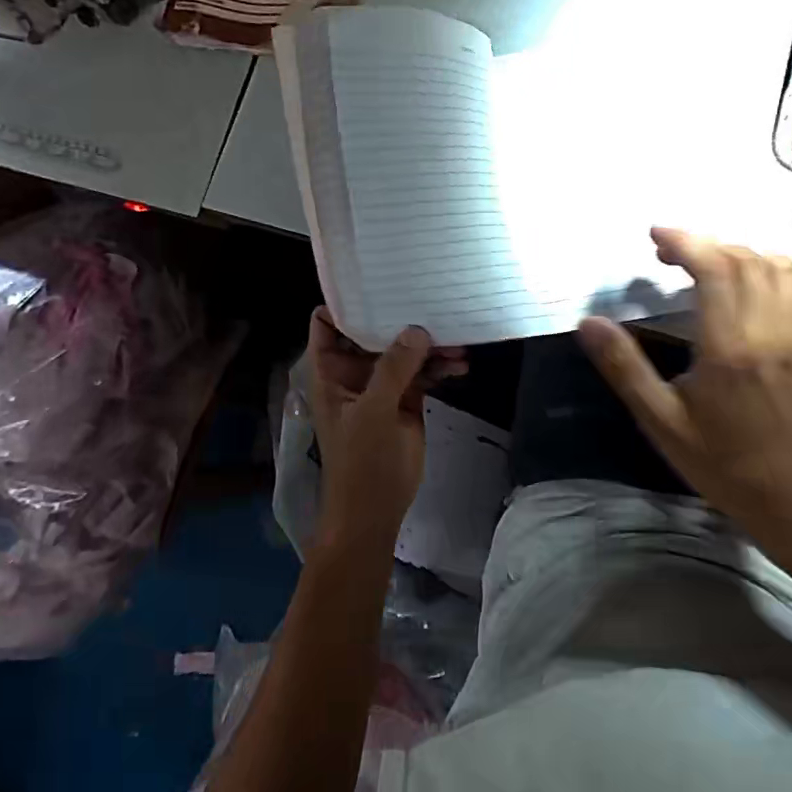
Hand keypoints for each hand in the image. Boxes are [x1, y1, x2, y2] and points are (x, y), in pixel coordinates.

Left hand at [304, 307, 467, 546]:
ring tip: (459, 341)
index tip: (376, 281)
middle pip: (375, 332)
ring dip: (430, 344)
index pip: (328, 325)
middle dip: (401, 318)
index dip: (346, 302)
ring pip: (406, 352)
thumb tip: (417, 329)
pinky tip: (462, 365)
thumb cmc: (360, 461)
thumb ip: (393, 369)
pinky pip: (425, 373)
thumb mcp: (373, 412)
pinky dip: (442, 366)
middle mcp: (355, 372)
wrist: (375, 510)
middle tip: (433, 301)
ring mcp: (383, 386)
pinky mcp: (407, 400)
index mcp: (331, 371)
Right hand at [578, 227, 791, 563]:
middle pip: (743, 259)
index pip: (714, 269)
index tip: (655, 237)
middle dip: (704, 244)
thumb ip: (625, 368)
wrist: (790, 496)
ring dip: (740, 253)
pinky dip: (784, 273)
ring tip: (709, 264)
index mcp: (728, 347)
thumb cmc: (720, 462)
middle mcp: (769, 331)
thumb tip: (588, 323)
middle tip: (669, 253)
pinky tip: (761, 282)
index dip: (685, 242)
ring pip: (778, 268)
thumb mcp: (660, 421)